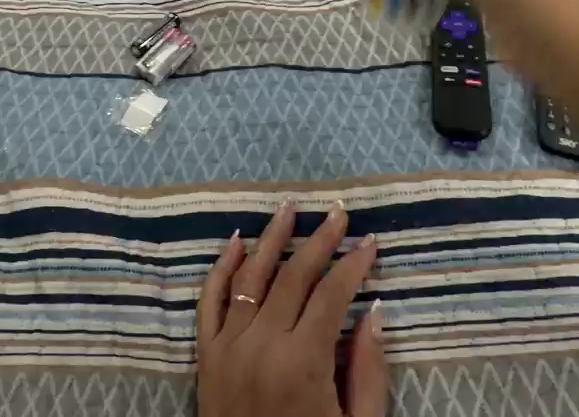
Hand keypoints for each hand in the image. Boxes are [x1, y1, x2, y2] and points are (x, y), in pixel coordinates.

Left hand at [196, 201, 385, 416]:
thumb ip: (368, 371)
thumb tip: (373, 311)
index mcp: (302, 363)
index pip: (332, 293)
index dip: (354, 264)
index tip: (371, 241)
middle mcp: (261, 346)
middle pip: (293, 275)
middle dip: (320, 240)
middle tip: (338, 212)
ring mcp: (228, 349)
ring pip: (250, 277)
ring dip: (271, 238)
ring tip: (289, 207)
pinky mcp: (205, 358)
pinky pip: (210, 302)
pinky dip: (222, 268)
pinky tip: (235, 242)